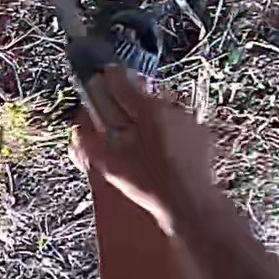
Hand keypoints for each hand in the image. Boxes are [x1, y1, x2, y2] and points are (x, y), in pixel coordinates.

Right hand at [75, 69, 217, 230]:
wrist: (191, 203)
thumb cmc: (150, 184)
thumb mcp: (111, 165)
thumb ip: (90, 144)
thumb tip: (77, 130)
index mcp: (147, 110)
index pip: (121, 82)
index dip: (107, 78)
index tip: (100, 75)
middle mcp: (169, 108)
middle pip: (141, 98)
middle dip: (127, 107)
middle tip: (117, 125)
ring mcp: (188, 120)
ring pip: (160, 111)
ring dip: (148, 121)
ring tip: (140, 146)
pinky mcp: (200, 134)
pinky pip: (177, 125)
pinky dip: (166, 133)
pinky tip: (160, 153)